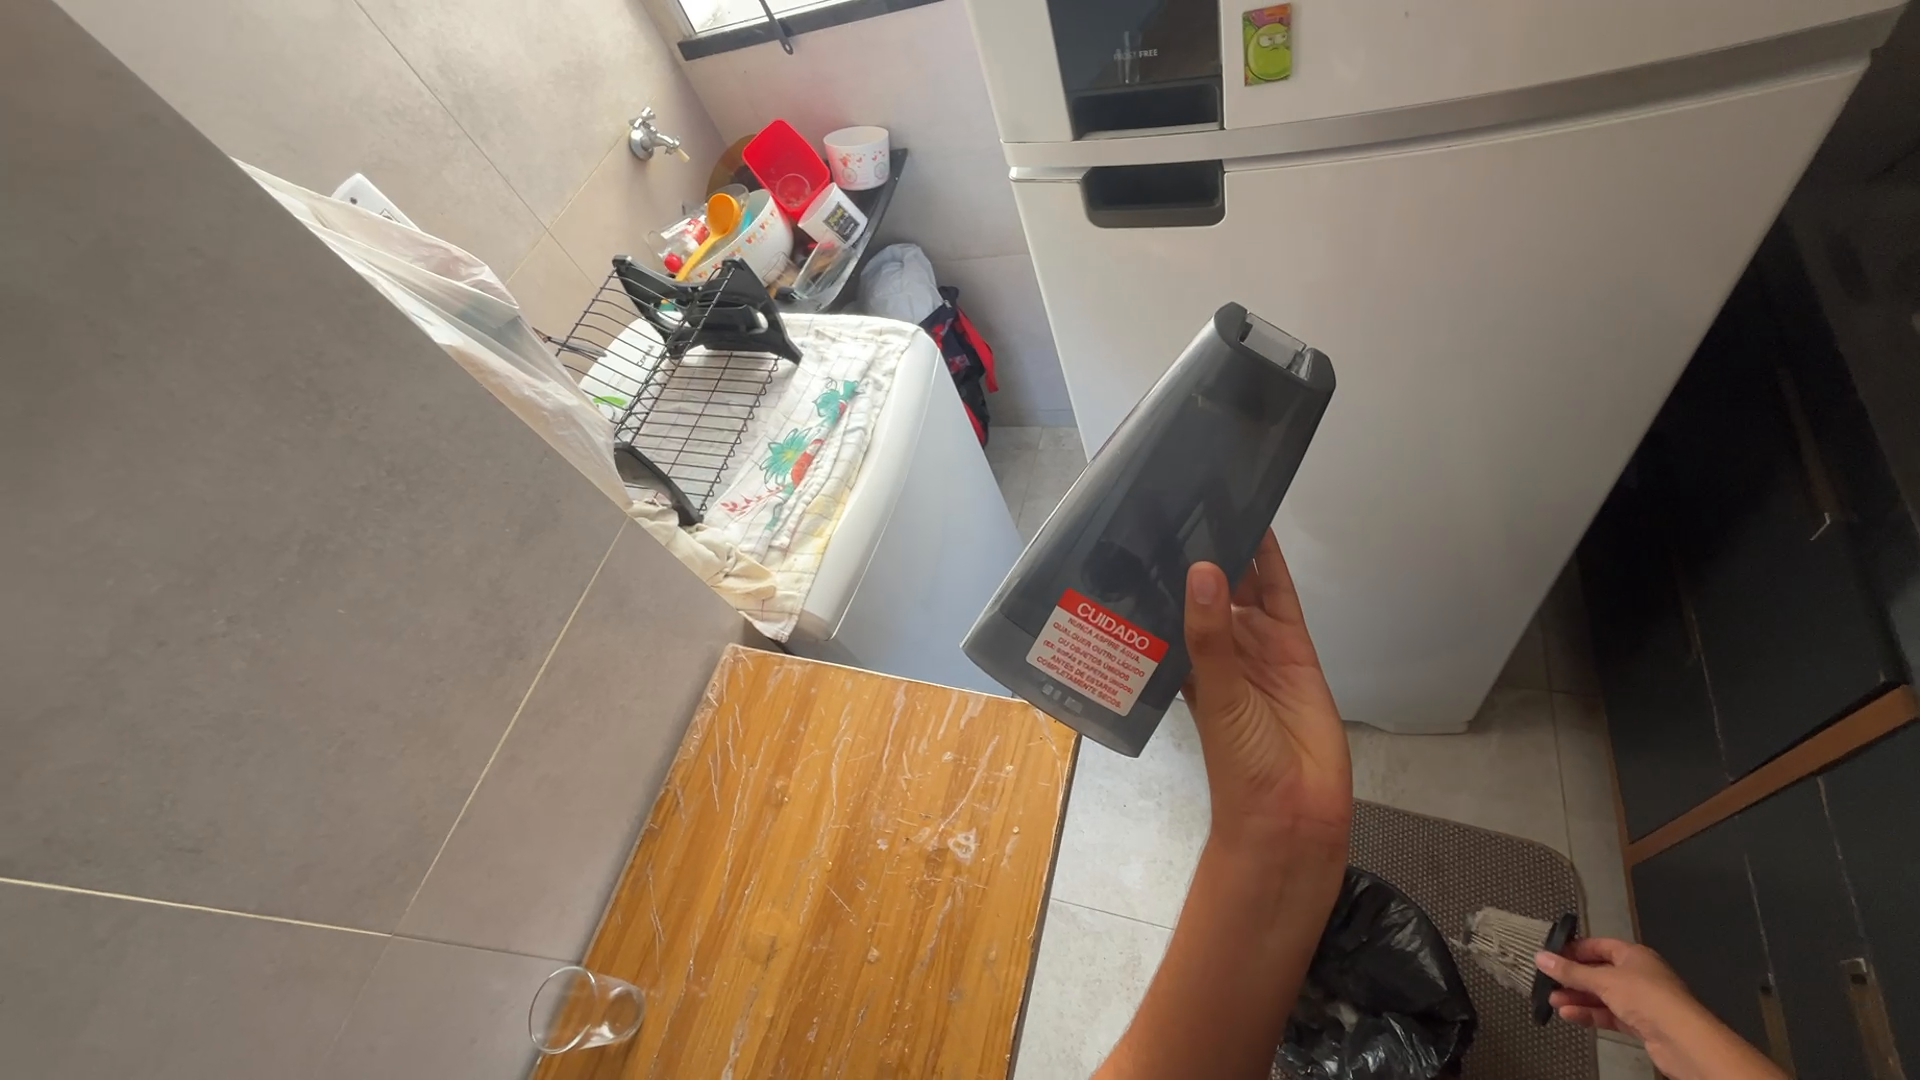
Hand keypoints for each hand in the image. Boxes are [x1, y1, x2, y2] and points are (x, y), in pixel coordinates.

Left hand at [1182, 529, 1350, 858]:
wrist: (1294, 811)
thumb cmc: (1240, 760)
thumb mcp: (1216, 694)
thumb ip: (1210, 635)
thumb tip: (1203, 571)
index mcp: (1182, 659)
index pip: (1165, 603)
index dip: (1156, 570)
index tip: (1140, 527)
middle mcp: (1216, 646)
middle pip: (1203, 587)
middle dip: (1192, 550)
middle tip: (1177, 496)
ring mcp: (1255, 644)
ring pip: (1240, 584)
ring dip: (1230, 549)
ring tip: (1214, 498)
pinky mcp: (1292, 646)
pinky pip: (1279, 597)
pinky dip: (1270, 566)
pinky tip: (1260, 531)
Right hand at [1541, 938, 1786, 1079]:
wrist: (1686, 1043)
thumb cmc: (1646, 998)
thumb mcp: (1602, 980)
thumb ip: (1570, 971)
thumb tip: (1539, 957)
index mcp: (1634, 956)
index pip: (1598, 946)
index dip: (1574, 950)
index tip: (1550, 956)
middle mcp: (1639, 976)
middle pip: (1598, 973)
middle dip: (1573, 979)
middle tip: (1547, 982)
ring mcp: (1642, 1002)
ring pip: (1603, 996)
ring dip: (1578, 998)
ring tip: (1552, 1001)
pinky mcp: (1643, 1025)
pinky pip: (1610, 1015)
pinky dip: (1590, 1014)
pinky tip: (1570, 1016)